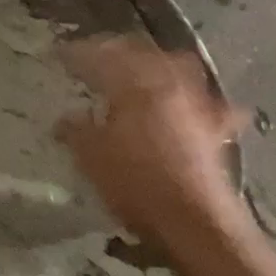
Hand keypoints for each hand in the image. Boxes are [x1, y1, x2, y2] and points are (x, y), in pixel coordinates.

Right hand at [56, 36, 244, 241]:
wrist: (196, 225)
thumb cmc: (136, 184)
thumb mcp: (92, 157)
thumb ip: (76, 131)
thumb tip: (64, 119)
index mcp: (134, 84)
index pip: (99, 57)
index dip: (77, 54)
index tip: (60, 55)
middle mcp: (168, 85)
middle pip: (143, 52)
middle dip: (120, 50)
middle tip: (100, 55)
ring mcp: (196, 106)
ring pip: (180, 69)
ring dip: (161, 64)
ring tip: (145, 70)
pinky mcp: (215, 131)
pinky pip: (211, 105)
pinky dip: (202, 99)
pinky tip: (199, 103)